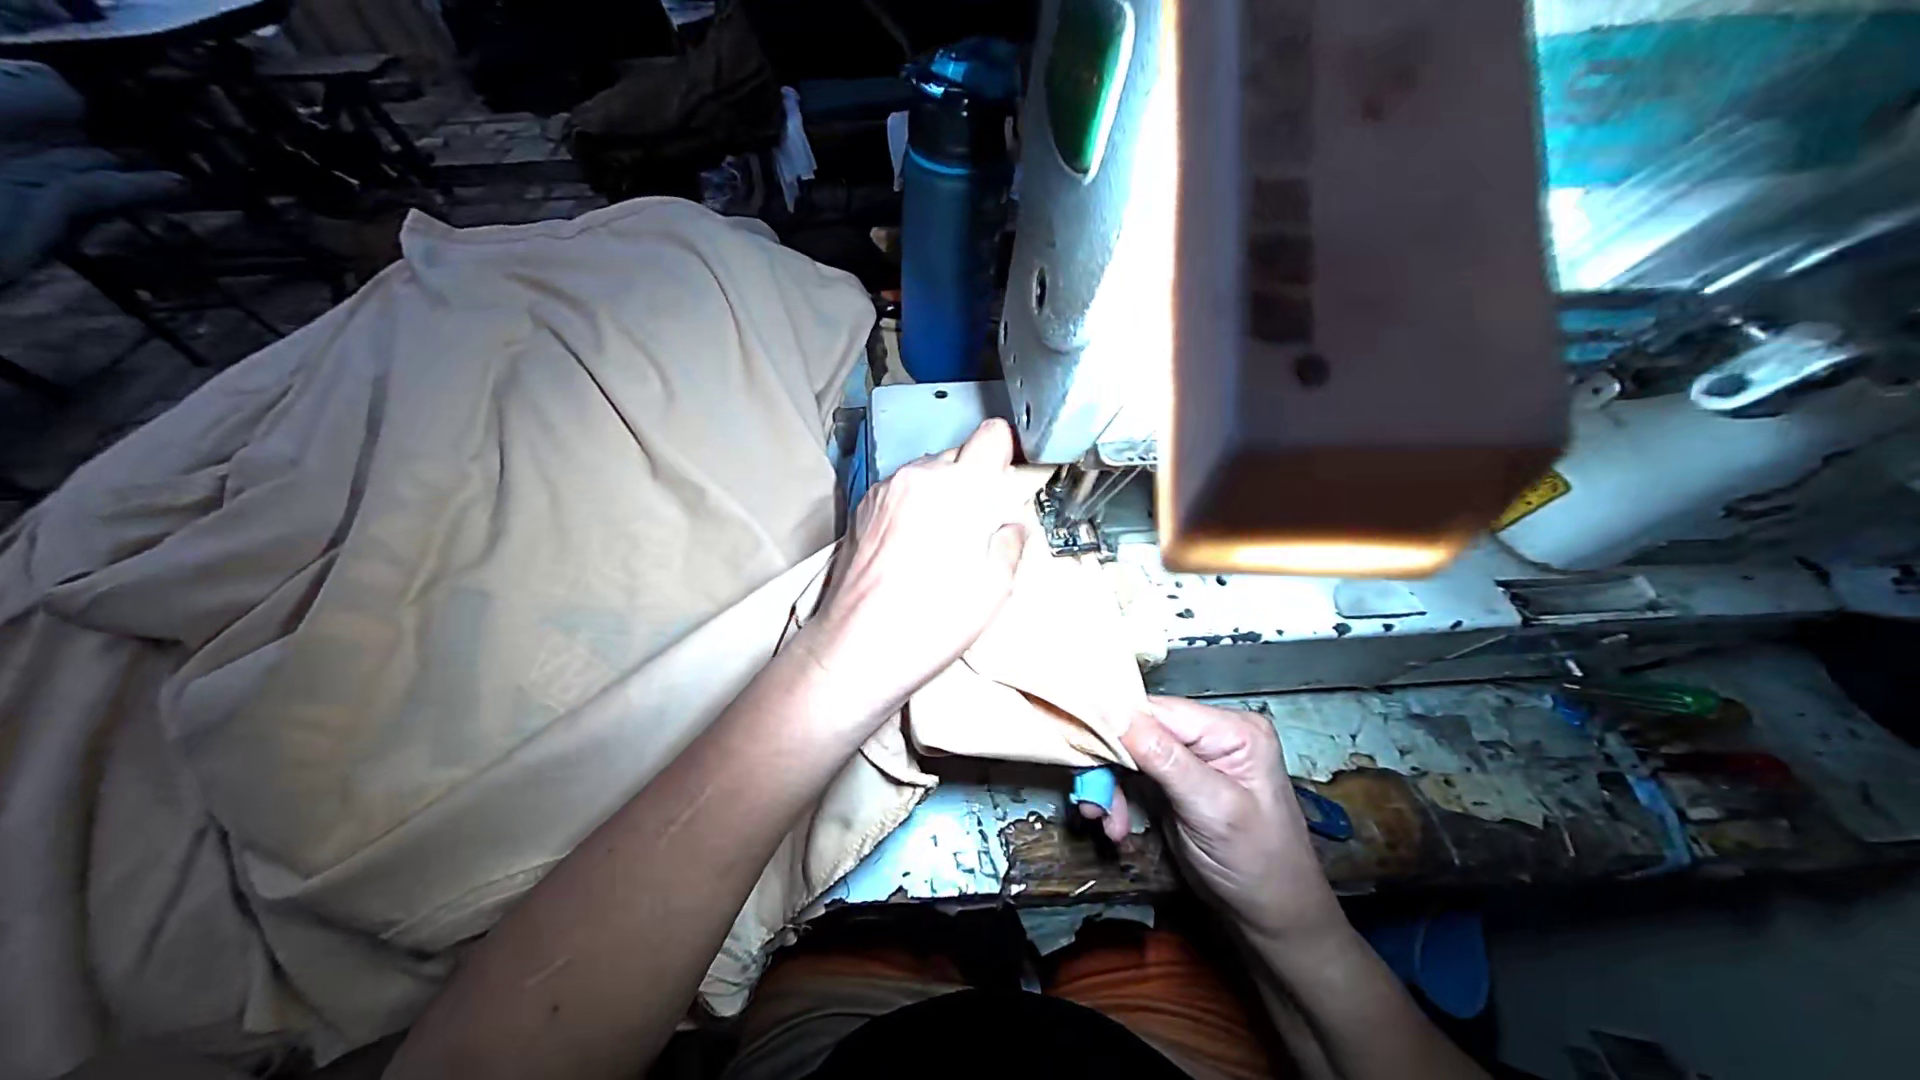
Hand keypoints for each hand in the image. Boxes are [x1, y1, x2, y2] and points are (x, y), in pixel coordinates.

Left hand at [797, 419, 1029, 727]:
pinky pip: (901, 491)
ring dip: (940, 496)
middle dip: (972, 484)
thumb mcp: (994, 589)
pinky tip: (912, 549)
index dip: (1005, 456)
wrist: (855, 649)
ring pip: (927, 474)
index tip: (1005, 483)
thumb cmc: (928, 623)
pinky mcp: (861, 507)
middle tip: (975, 529)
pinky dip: (913, 508)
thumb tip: (1009, 526)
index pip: (992, 435)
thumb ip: (1010, 542)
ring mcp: (883, 490)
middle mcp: (915, 477)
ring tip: (940, 544)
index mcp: (955, 488)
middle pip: (958, 456)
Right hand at [1089, 697, 1345, 942]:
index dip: (1114, 724)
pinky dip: (1116, 799)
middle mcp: (1209, 734)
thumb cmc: (1257, 865)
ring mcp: (1190, 757)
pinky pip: (1132, 776)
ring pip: (1128, 754)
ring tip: (1102, 821)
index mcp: (1231, 729)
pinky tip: (1114, 825)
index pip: (1158, 711)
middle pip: (1137, 730)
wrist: (1273, 920)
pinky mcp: (1173, 781)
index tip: (1079, 747)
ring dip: (1108, 788)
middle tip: (1088, 799)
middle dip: (1109, 765)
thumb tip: (1115, 712)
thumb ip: (1165, 758)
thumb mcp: (1213, 810)